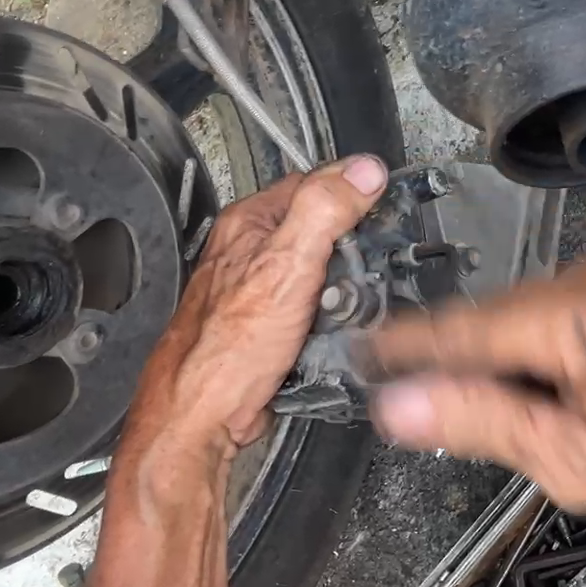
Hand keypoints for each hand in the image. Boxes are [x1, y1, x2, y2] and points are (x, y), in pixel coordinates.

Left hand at [123, 154, 387, 459]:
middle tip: (363, 263)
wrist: (203, 415)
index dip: (353, 191)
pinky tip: (334, 323)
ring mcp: (260, 285)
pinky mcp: (271, 318)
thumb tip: (364, 171)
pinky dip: (332, 311)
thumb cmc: (226, 348)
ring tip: (348, 298)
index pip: (316, 181)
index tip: (382, 206)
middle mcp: (251, 249)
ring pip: (321, 267)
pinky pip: (316, 302)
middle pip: (321, 226)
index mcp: (250, 222)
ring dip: (343, 282)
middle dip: (351, 244)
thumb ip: (326, 210)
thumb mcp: (289, 264)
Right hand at [368, 249, 585, 541]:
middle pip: (494, 315)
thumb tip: (405, 404)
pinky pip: (551, 304)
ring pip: (520, 310)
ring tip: (527, 410)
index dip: (411, 344)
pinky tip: (552, 385)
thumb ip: (480, 422)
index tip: (369, 352)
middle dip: (463, 360)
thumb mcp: (572, 458)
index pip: (469, 327)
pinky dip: (535, 343)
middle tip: (433, 406)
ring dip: (504, 354)